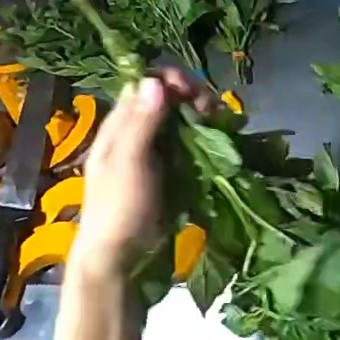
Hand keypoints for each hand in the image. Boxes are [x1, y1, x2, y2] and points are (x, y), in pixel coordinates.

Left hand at [68, 69, 207, 285]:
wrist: (118, 258)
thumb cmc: (119, 209)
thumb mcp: (128, 163)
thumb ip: (140, 123)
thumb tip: (154, 80)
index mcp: (118, 126)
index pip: (144, 84)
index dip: (170, 81)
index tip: (195, 92)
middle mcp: (135, 132)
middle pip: (166, 99)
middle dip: (192, 97)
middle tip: (213, 111)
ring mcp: (152, 152)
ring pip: (179, 120)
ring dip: (201, 116)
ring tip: (221, 123)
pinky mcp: (168, 170)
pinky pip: (187, 144)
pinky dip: (203, 137)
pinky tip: (220, 141)